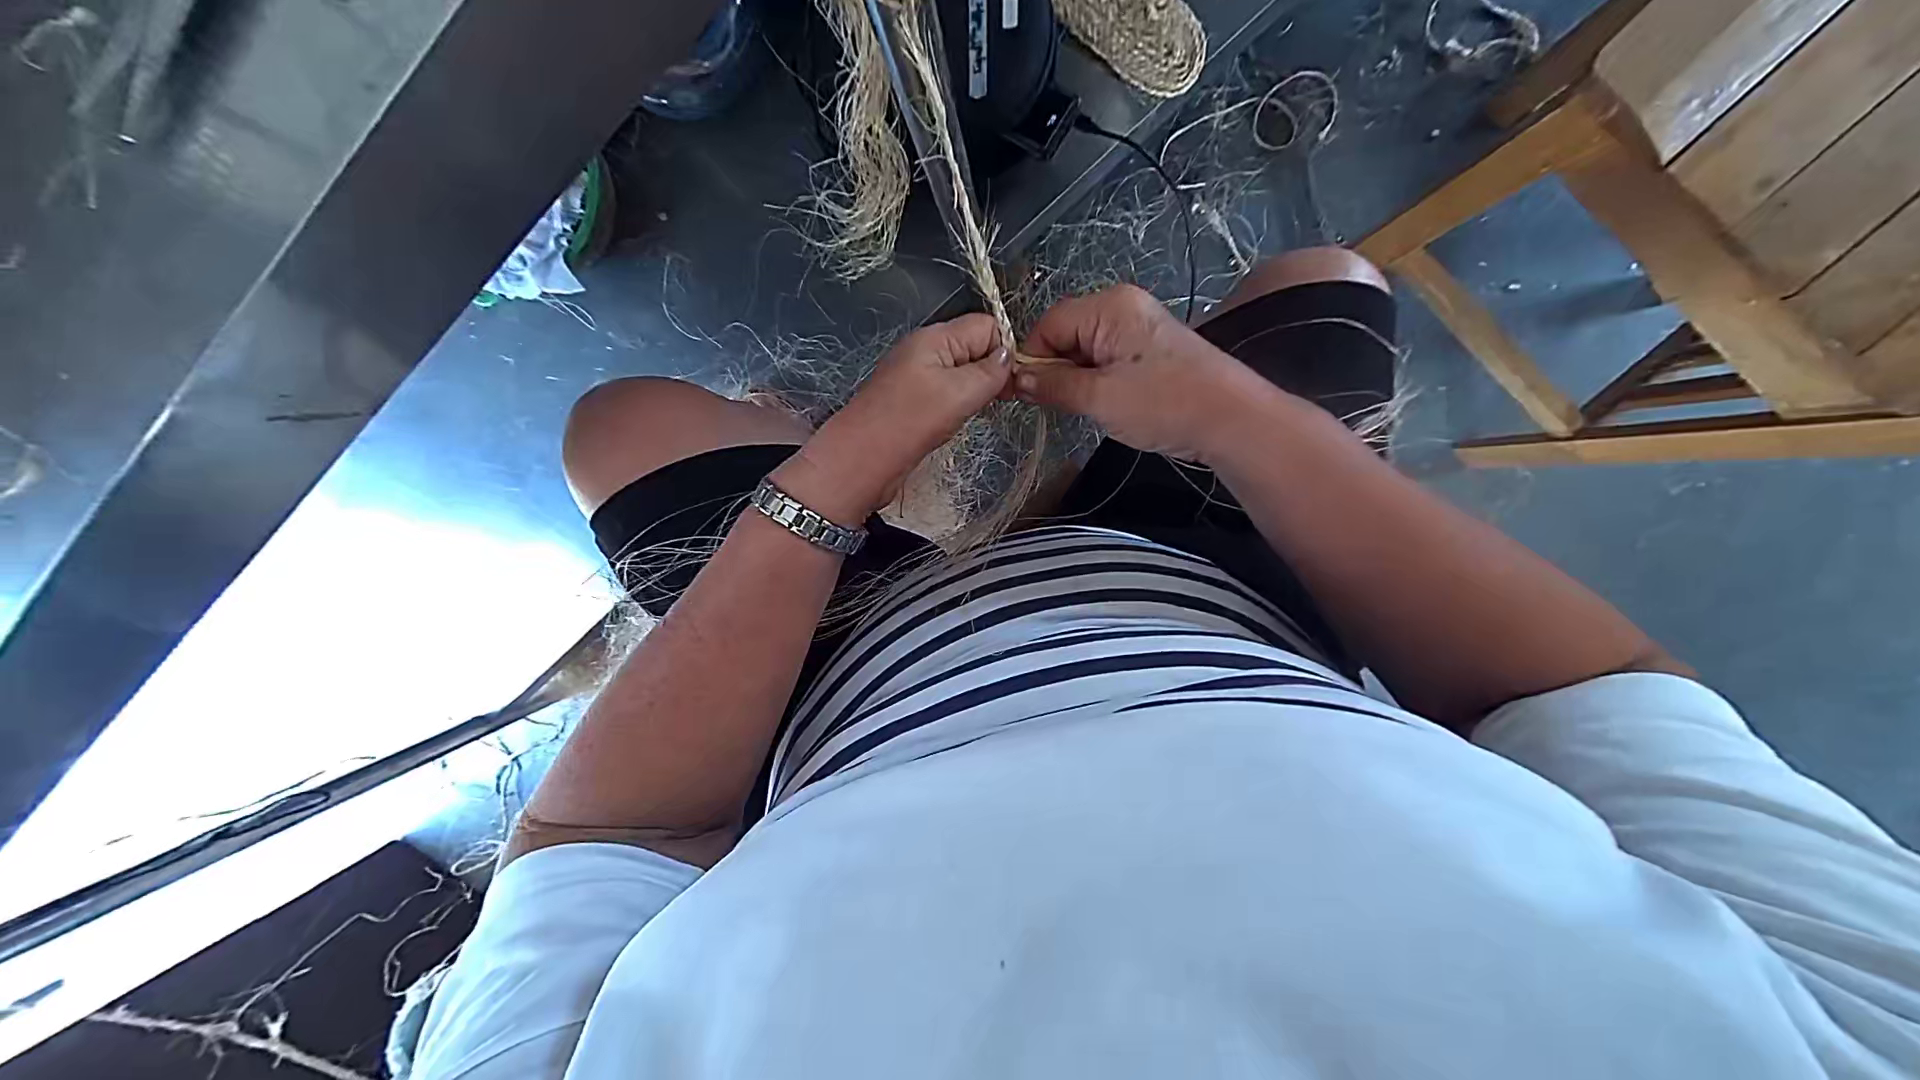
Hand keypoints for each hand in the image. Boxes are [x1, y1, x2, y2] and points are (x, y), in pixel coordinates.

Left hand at [774, 313, 1010, 524]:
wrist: (859, 463)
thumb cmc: (909, 422)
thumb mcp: (958, 392)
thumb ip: (990, 371)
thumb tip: (1009, 355)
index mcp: (934, 337)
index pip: (986, 326)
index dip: (1003, 350)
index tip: (1011, 383)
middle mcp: (925, 351)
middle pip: (974, 349)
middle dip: (991, 373)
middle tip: (998, 401)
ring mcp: (916, 378)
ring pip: (962, 375)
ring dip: (975, 393)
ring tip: (973, 413)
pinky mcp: (912, 403)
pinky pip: (947, 395)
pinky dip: (958, 407)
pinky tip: (955, 423)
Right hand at [1014, 285, 1273, 463]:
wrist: (1232, 421)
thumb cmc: (1163, 405)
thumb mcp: (1099, 398)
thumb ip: (1053, 384)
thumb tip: (1018, 378)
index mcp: (1109, 306)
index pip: (1048, 323)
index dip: (1031, 358)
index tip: (1023, 394)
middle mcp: (1123, 306)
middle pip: (1066, 332)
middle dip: (1054, 368)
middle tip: (1053, 405)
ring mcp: (1140, 326)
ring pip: (1086, 348)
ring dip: (1075, 378)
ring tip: (1082, 407)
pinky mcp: (1151, 348)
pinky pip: (1107, 357)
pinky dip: (1096, 379)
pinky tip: (1103, 403)